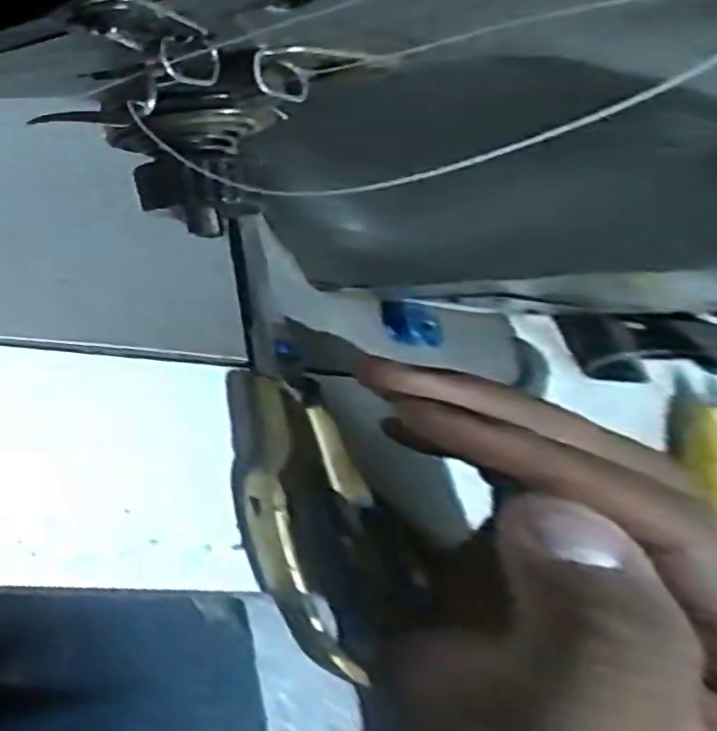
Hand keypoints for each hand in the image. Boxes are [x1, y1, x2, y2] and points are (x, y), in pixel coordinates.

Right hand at [361, 360, 716, 729]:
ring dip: (477, 414)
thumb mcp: (582, 720)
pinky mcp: (562, 562)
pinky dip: (468, 445)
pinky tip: (416, 429)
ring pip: (576, 465)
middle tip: (387, 374)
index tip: (414, 412)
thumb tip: (548, 510)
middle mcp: (706, 590)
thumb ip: (606, 636)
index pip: (665, 516)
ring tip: (386, 384)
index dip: (536, 452)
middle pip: (623, 472)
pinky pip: (531, 484)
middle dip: (497, 412)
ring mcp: (629, 572)